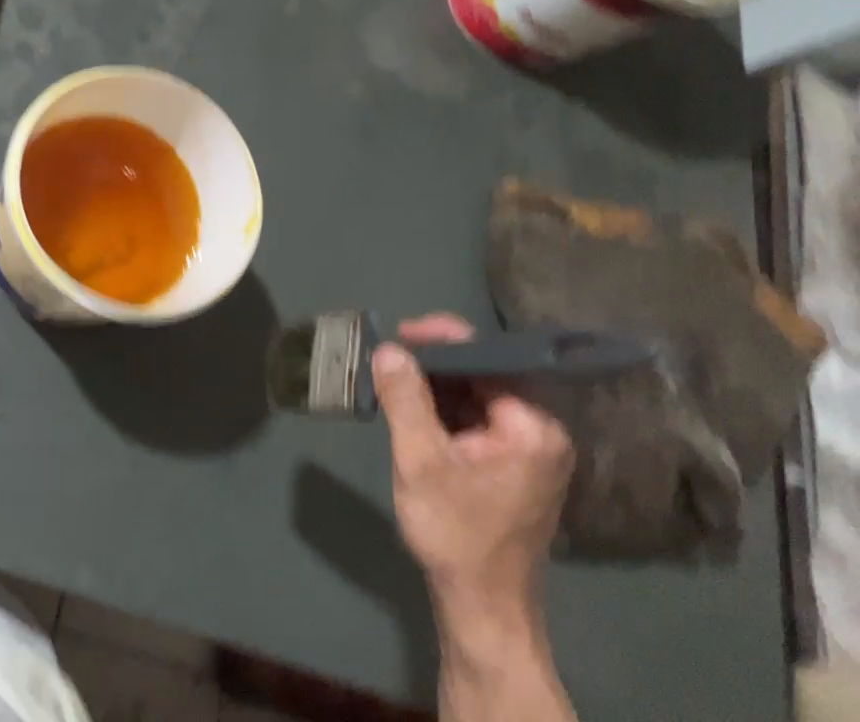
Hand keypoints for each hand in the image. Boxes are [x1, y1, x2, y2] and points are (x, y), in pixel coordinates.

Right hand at [372, 315, 573, 625]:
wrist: (481, 599)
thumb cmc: (453, 530)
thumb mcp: (420, 460)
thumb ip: (406, 400)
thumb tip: (389, 350)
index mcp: (532, 428)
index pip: (492, 361)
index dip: (446, 340)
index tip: (401, 332)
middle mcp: (543, 434)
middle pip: (488, 378)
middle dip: (437, 364)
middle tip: (388, 355)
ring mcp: (531, 452)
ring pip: (480, 400)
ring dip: (437, 388)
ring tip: (391, 379)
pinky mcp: (515, 467)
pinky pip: (479, 422)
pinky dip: (445, 412)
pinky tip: (411, 410)